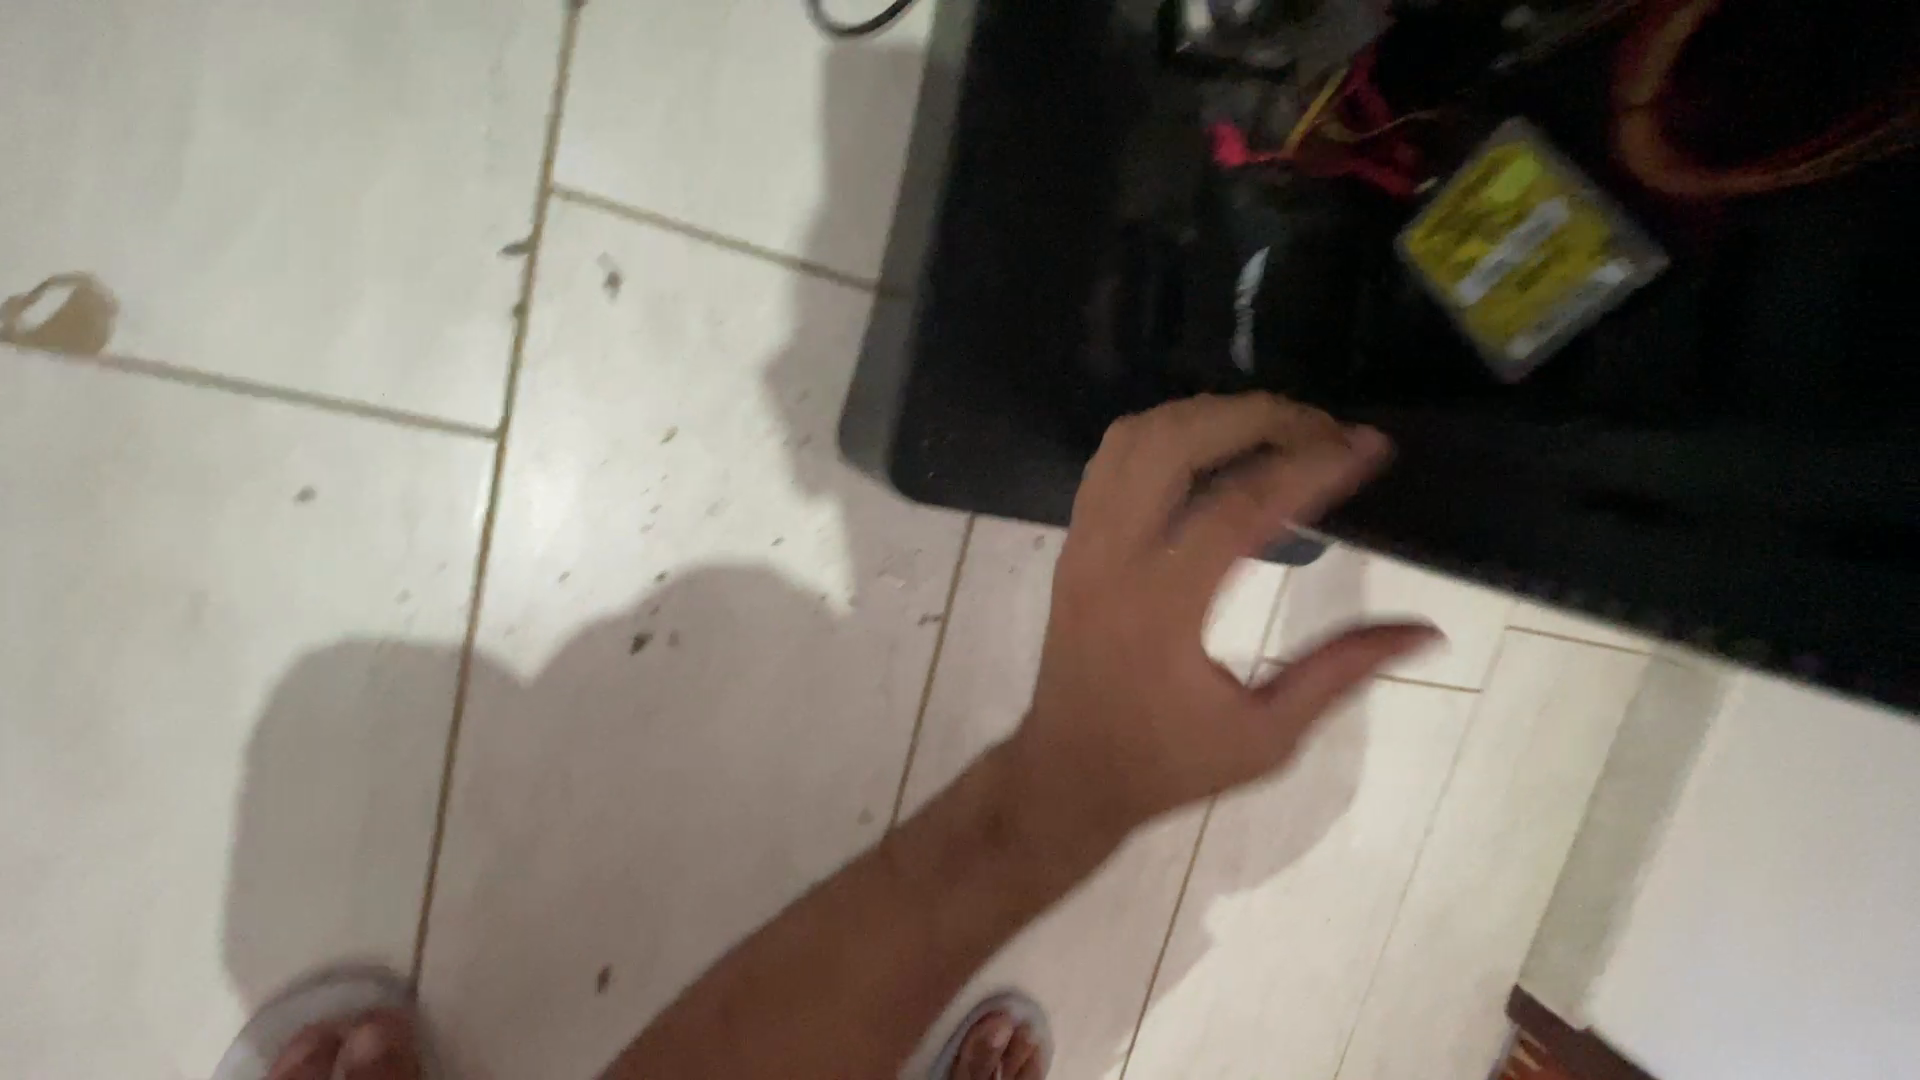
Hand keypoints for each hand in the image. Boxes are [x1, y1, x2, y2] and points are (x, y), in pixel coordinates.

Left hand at [1016, 393, 1440, 831]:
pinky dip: (1160, 437)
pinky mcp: (1071, 544)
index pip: (1241, 507)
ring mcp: (1082, 544)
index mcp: (1161, 606)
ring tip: (1271, 431)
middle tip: (1322, 430)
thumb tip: (1424, 630)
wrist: (1069, 771)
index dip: (1312, 466)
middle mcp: (1111, 557)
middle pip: (1176, 444)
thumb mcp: (1264, 737)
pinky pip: (1108, 463)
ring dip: (1204, 417)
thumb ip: (1338, 673)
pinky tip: (1206, 452)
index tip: (1370, 445)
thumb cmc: (1166, 763)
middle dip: (1256, 418)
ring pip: (1133, 440)